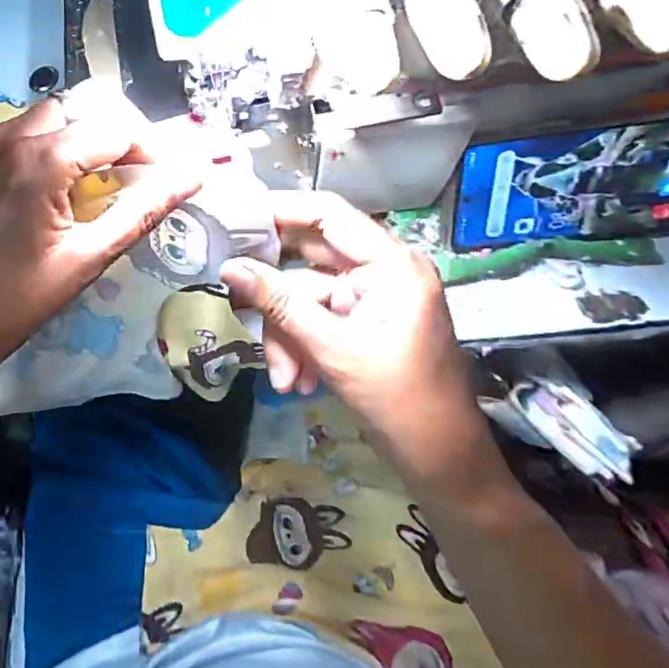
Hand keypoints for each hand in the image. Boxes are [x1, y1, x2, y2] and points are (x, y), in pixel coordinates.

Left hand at [0, 96, 200, 410]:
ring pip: (51, 118)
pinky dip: (52, 145)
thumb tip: (191, 177)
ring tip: (101, 183)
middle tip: (137, 178)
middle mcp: (11, 137)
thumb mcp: (87, 257)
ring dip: (82, 138)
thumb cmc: (16, 300)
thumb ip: (141, 210)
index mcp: (42, 159)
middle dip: (116, 137)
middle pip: (82, 112)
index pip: (116, 130)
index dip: (150, 151)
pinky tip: (60, 187)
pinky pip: (24, 133)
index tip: (167, 180)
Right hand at [220, 192, 479, 463]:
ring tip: (284, 376)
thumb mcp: (330, 347)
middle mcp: (382, 270)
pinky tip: (297, 380)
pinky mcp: (362, 319)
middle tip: (237, 302)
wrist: (440, 457)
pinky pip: (317, 318)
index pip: (327, 215)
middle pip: (309, 261)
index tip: (236, 217)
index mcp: (391, 263)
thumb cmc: (398, 398)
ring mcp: (372, 296)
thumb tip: (228, 267)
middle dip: (277, 300)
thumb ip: (277, 303)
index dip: (280, 210)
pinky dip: (301, 345)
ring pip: (306, 297)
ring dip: (288, 335)